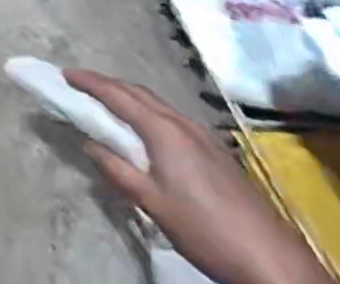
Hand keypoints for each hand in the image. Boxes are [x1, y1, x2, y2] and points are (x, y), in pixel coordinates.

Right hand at [65, 70, 331, 283]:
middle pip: (139, 92)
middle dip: (107, 84)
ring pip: (158, 103)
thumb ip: (114, 167)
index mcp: (164, 131)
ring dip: (129, 96)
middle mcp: (184, 125)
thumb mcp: (150, 201)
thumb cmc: (204, 229)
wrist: (275, 265)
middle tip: (79, 84)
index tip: (64, 73)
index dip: (88, 81)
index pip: (117, 95)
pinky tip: (146, 128)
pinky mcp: (217, 153)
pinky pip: (172, 117)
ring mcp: (205, 138)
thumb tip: (87, 142)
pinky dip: (148, 110)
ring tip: (106, 101)